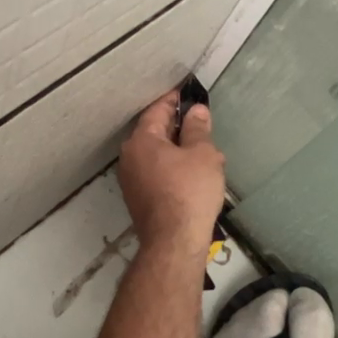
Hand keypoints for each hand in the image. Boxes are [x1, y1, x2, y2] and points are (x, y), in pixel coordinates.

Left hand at [117, 90, 225, 260]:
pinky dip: (175, 170)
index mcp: (141, 140)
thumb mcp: (202, 154)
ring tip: (207, 157)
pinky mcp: (139, 199)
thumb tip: (196, 111)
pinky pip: (158, 174)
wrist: (174, 242)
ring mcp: (131, 180)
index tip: (190, 95)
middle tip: (205, 128)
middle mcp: (130, 157)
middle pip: (156, 133)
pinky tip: (195, 179)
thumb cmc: (190, 191)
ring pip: (159, 156)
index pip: (157, 110)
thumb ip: (198, 129)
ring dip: (180, 152)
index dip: (175, 100)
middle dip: (181, 129)